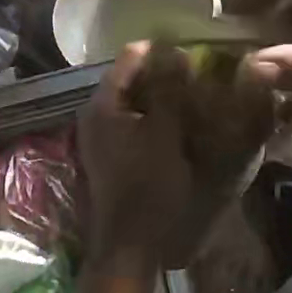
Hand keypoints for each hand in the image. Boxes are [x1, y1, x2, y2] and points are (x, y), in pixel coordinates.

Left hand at [78, 43, 254, 271]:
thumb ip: (169, 89)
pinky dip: (152, 115)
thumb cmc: (150, 185)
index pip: (130, 56)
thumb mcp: (165, 132)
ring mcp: (99, 136)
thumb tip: (176, 51)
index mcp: (103, 104)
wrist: (131, 243)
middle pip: (129, 78)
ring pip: (132, 100)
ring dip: (159, 95)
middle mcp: (94, 114)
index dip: (161, 50)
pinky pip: (131, 120)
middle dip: (162, 72)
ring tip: (192, 94)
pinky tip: (177, 121)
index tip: (193, 51)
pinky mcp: (109, 153)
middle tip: (197, 73)